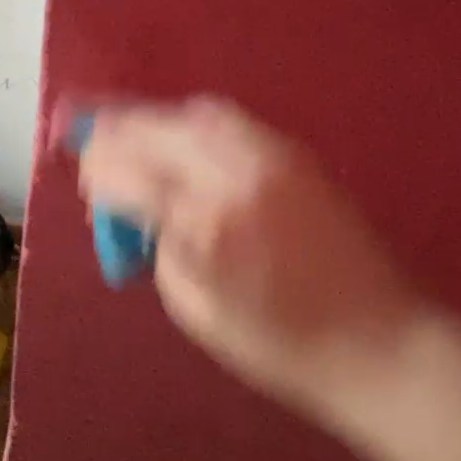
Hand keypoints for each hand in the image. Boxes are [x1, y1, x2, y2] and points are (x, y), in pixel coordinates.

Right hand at [76, 97, 418, 409]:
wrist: (382, 341)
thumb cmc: (282, 346)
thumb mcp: (198, 312)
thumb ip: (161, 250)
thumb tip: (138, 212)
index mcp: (208, 225)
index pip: (131, 175)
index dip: (97, 168)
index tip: (78, 172)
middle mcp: (236, 175)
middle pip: (158, 129)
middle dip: (115, 130)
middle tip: (85, 135)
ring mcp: (272, 157)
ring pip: (194, 114)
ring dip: (153, 119)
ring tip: (127, 131)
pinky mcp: (295, 154)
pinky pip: (229, 121)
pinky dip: (191, 122)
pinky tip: (178, 138)